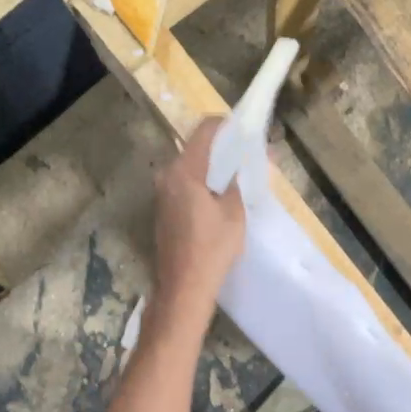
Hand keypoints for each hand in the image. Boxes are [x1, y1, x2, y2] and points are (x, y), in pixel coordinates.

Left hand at [151, 118, 245, 319]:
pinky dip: (202, 183)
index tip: (243, 126)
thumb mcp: (234, 212)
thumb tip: (239, 165)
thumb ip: (234, 182)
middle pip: (195, 149)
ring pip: (190, 168)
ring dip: (212, 167)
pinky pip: (184, 185)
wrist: (183, 287)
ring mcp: (162, 194)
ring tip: (239, 173)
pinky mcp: (163, 210)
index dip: (224, 124)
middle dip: (222, 148)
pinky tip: (221, 194)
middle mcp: (167, 176)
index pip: (204, 132)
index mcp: (184, 171)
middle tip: (248, 152)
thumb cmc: (212, 248)